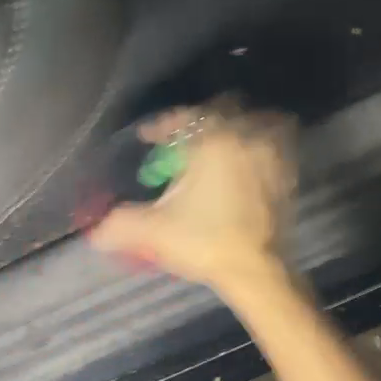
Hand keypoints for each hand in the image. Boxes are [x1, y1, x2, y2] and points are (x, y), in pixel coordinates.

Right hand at [87, 103, 297, 290]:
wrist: (256, 270)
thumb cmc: (204, 242)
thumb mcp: (152, 231)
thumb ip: (117, 225)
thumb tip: (93, 232)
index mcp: (212, 141)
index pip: (183, 118)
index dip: (160, 125)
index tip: (146, 137)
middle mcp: (245, 137)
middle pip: (223, 110)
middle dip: (199, 122)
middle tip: (181, 142)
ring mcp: (272, 154)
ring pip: (255, 122)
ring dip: (234, 128)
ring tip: (216, 147)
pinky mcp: (287, 174)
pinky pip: (272, 145)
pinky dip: (256, 146)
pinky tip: (241, 165)